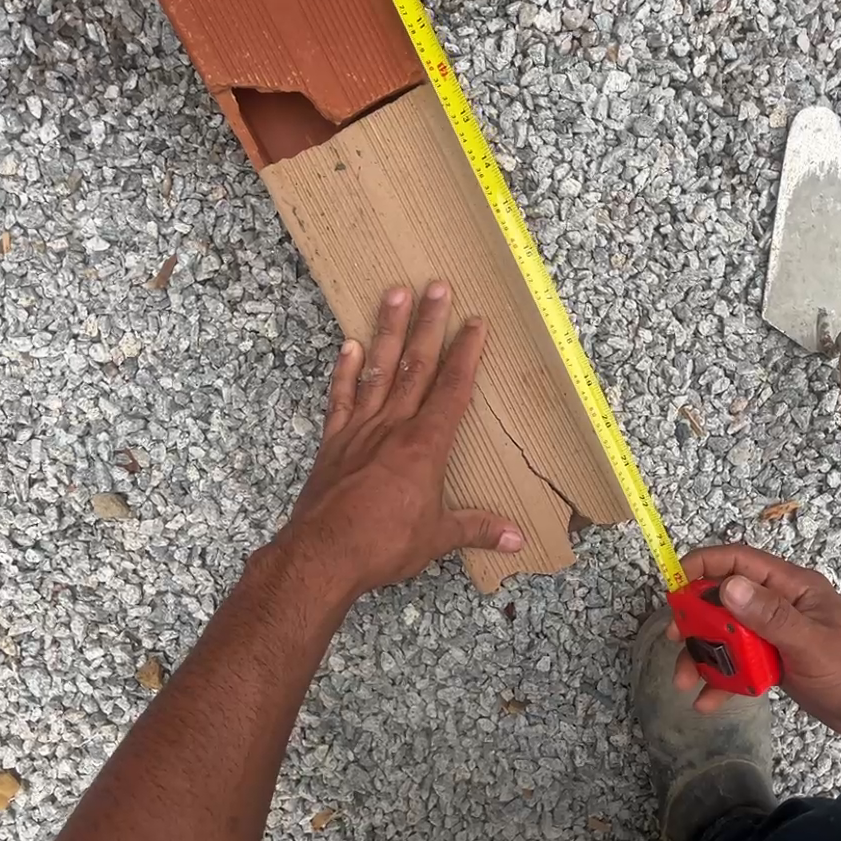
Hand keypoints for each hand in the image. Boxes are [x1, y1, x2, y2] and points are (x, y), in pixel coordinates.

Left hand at [274, 282, 523, 599]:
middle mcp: (393, 427)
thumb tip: (517, 538)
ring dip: (388, 331)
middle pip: (416, 366)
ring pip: (377, 370)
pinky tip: (348, 345)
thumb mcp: (437, 537)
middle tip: (437, 285)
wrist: (323, 554)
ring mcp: (359, 430)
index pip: (453, 389)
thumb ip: (477, 528)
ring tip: (395, 294)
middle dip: (430, 325)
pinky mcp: (333, 442)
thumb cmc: (383, 544)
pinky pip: (340, 398)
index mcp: (425, 446)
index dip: (467, 354)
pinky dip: (344, 372)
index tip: (476, 322)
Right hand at [669, 544, 840, 736]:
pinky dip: (721, 681)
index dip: (703, 565)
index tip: (674, 584)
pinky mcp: (773, 661)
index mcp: (792, 587)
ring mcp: (774, 633)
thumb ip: (770, 616)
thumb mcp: (813, 644)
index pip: (739, 561)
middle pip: (723, 600)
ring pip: (725, 635)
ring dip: (703, 656)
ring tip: (684, 681)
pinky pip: (738, 664)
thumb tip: (727, 586)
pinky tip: (707, 701)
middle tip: (674, 639)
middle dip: (695, 620)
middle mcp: (778, 604)